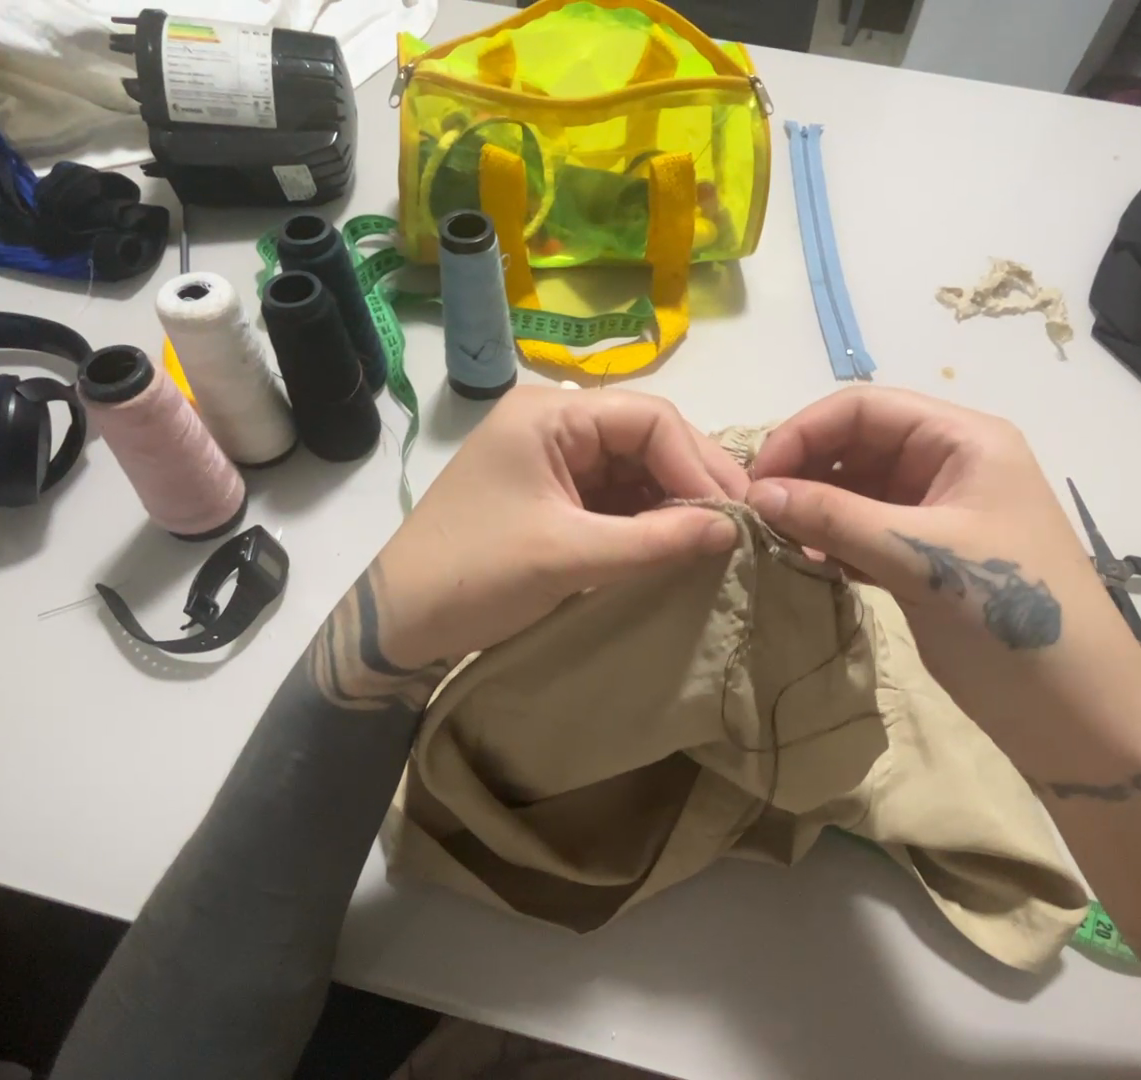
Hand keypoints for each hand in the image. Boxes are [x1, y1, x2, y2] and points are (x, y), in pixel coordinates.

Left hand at [371, 386, 746, 670]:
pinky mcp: (554, 499)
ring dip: (675, 503)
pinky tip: (679, 545)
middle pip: (646, 439)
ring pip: (635, 470)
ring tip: (718, 539)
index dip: (697, 463)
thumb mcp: (568, 557)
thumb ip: (654, 541)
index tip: (734, 514)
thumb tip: (731, 530)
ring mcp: (554, 463)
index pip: (648, 419)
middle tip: (741, 525)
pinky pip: (615, 499)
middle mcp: (554, 426)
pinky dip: (648, 521)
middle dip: (692, 480)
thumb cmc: (474, 576)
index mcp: (549, 415)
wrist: (399, 623)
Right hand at [743, 387, 1140, 756]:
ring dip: (812, 509)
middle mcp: (946, 465)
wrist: (1074, 713)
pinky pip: (860, 531)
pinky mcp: (923, 557)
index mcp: (963, 441)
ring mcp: (934, 514)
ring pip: (853, 490)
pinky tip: (804, 562)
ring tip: (775, 540)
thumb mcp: (920, 558)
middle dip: (803, 471)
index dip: (804, 433)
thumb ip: (835, 518)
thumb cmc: (1010, 617)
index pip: (864, 408)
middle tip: (757, 513)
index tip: (757, 479)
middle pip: (855, 445)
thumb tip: (757, 493)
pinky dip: (829, 541)